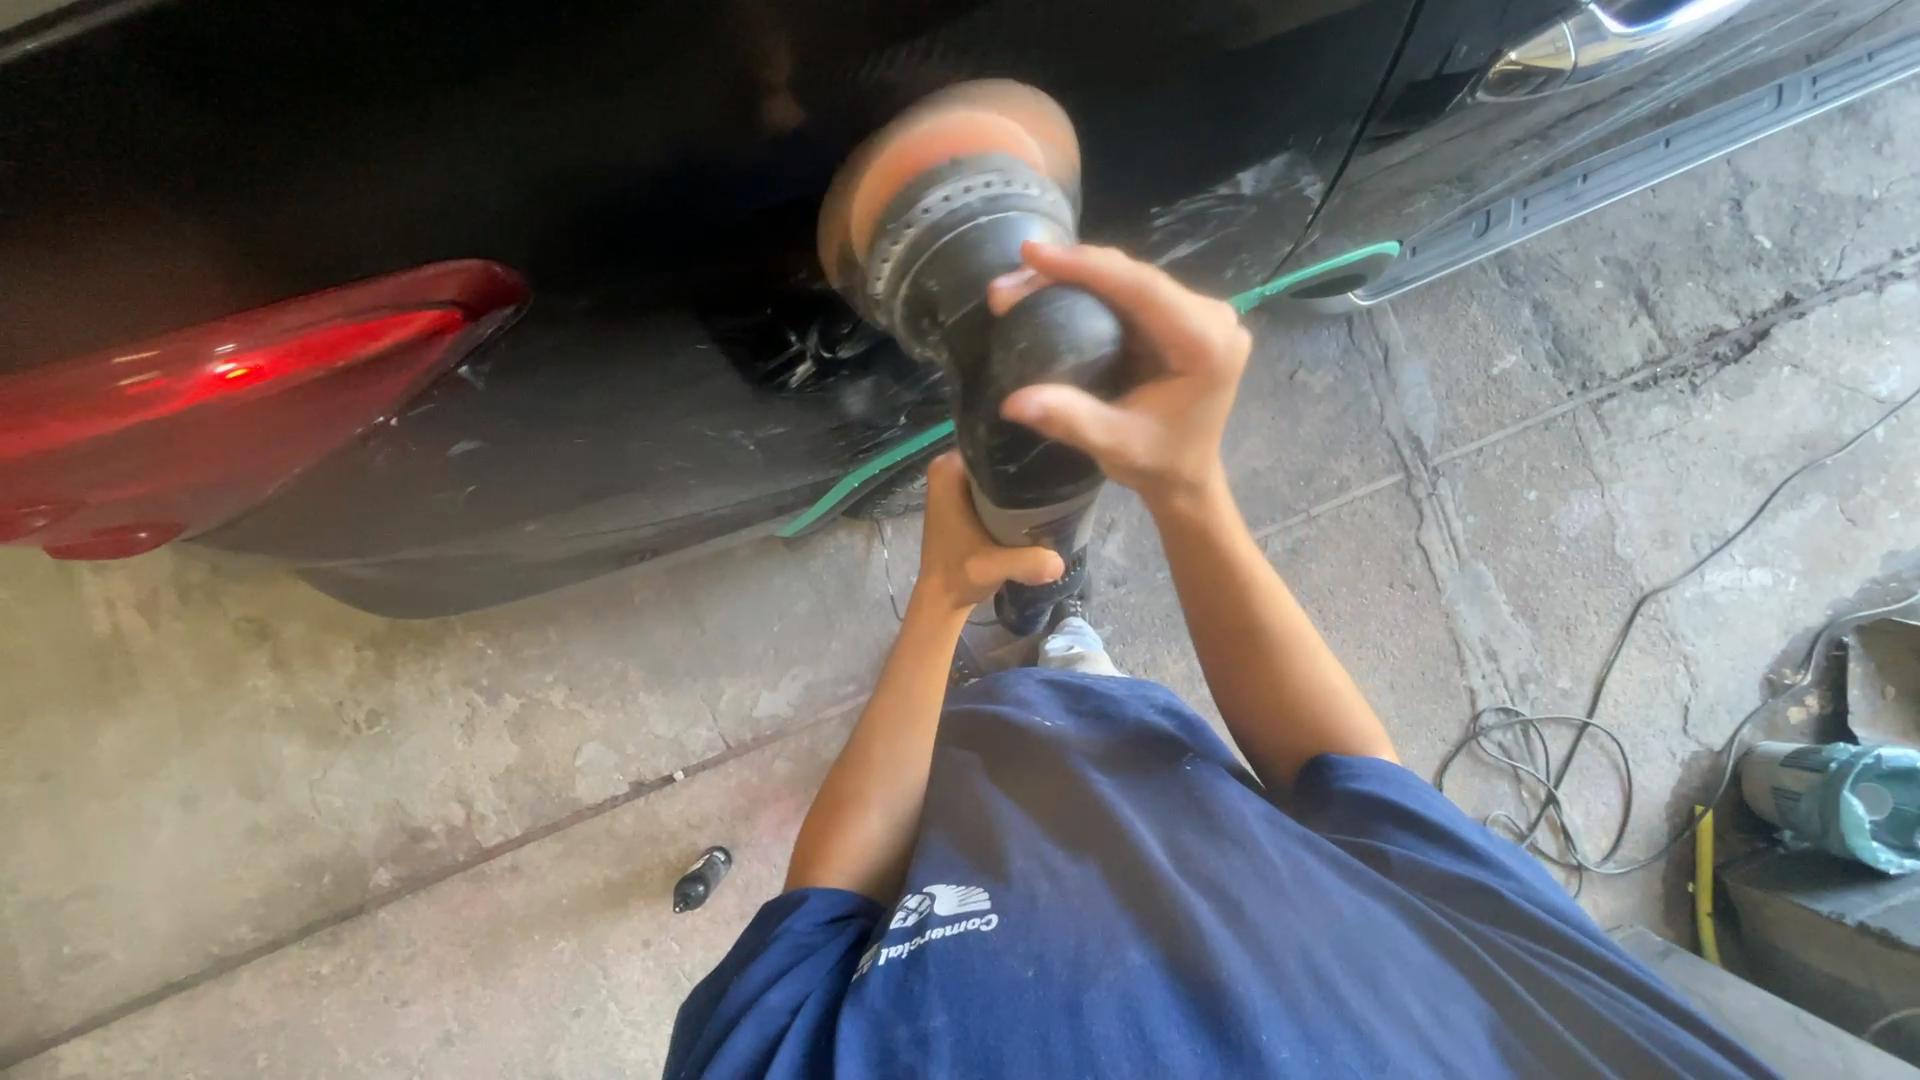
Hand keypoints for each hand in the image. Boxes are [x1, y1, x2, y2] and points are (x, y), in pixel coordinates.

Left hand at [912, 452, 1064, 615]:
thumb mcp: (993, 567)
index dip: (1026, 446)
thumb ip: (1026, 562)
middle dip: (1028, 461)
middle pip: (1000, 452)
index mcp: (949, 471)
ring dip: (1024, 477)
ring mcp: (956, 482)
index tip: (1058, 453)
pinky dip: (1015, 491)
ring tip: (1060, 479)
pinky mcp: (964, 498)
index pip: (994, 440)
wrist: (943, 599)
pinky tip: (1042, 496)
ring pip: (1000, 469)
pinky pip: (996, 483)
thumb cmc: (960, 576)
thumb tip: (1061, 562)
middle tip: (1066, 467)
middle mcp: (949, 468)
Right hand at [990, 242, 1250, 511]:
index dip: (1086, 266)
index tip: (1032, 254)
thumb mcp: (1115, 445)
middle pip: (1132, 277)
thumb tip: (1012, 402)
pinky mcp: (1178, 318)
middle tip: (1006, 286)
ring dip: (1071, 277)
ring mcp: (1196, 314)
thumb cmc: (1159, 463)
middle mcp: (1210, 317)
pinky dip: (1085, 289)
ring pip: (1126, 279)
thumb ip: (1071, 419)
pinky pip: (1127, 292)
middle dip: (1067, 272)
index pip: (1142, 288)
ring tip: (1017, 286)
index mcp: (1207, 344)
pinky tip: (1047, 291)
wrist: (1185, 478)